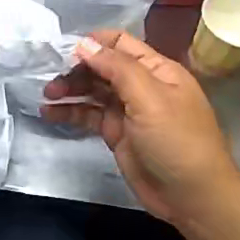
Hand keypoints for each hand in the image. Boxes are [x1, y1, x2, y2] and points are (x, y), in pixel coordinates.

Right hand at [41, 30, 239, 226]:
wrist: (192, 196)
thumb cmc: (176, 141)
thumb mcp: (150, 98)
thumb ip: (117, 68)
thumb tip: (84, 44)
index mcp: (157, 69)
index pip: (120, 43)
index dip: (93, 43)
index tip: (63, 51)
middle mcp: (142, 85)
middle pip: (102, 67)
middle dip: (76, 69)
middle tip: (51, 81)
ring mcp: (128, 111)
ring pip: (93, 91)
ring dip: (70, 89)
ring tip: (47, 96)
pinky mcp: (116, 134)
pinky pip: (90, 116)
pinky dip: (70, 112)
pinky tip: (50, 113)